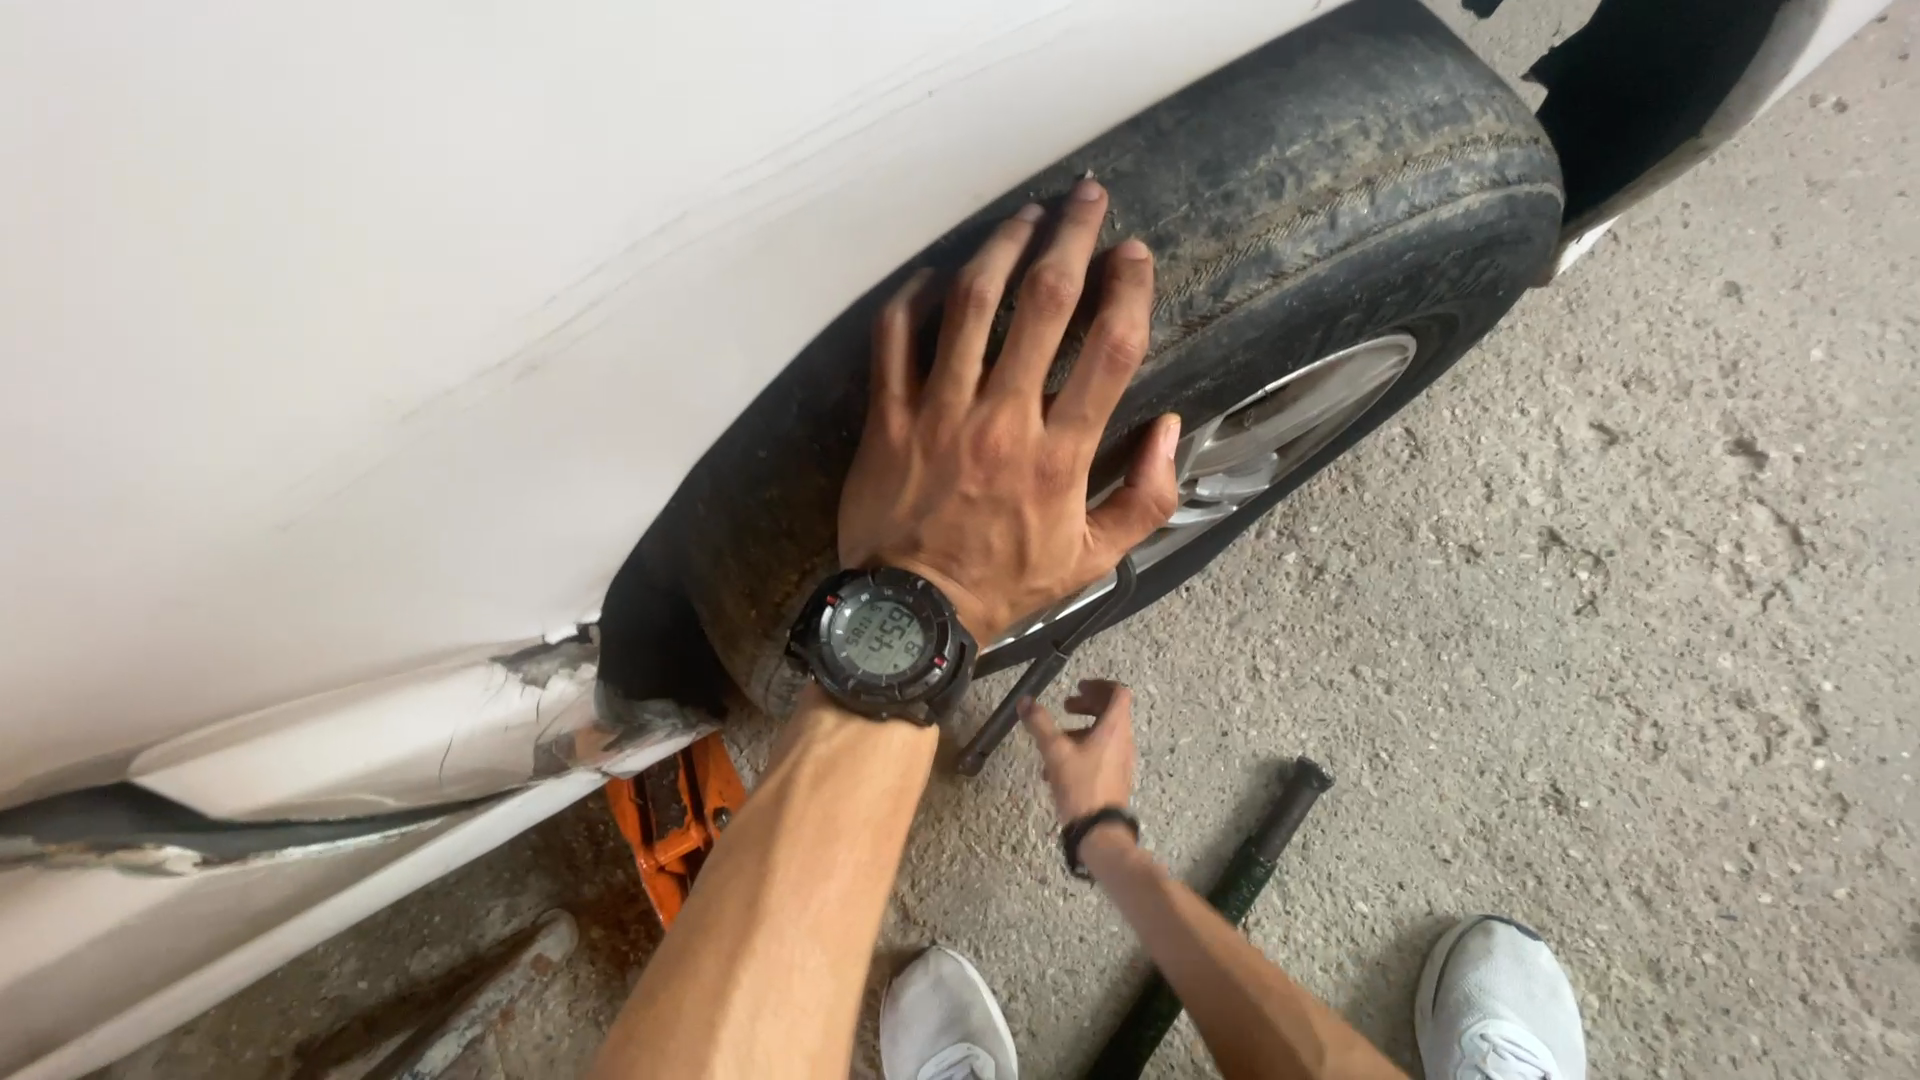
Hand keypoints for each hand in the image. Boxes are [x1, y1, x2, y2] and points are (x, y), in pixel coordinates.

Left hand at [836, 179, 1181, 642]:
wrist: (913, 613)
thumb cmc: (1006, 585)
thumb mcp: (1094, 561)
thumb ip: (1146, 499)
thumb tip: (1171, 428)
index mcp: (1060, 455)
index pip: (1109, 349)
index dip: (1130, 289)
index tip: (1135, 253)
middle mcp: (1002, 419)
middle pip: (1044, 305)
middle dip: (1072, 238)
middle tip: (1086, 197)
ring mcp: (937, 414)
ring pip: (969, 306)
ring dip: (1000, 248)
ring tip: (1024, 216)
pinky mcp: (886, 419)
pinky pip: (894, 339)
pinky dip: (912, 297)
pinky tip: (936, 273)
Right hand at [1018, 679, 1136, 825]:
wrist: (1099, 832)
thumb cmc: (1081, 786)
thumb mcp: (1055, 752)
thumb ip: (1039, 724)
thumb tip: (1025, 700)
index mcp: (1114, 728)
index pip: (1119, 693)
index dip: (1099, 685)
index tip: (1078, 687)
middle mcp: (1123, 741)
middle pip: (1112, 711)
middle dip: (1088, 704)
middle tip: (1066, 706)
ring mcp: (1121, 761)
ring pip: (1105, 733)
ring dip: (1082, 727)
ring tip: (1057, 738)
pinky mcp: (1115, 777)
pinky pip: (1103, 752)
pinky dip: (1084, 747)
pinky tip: (1058, 767)